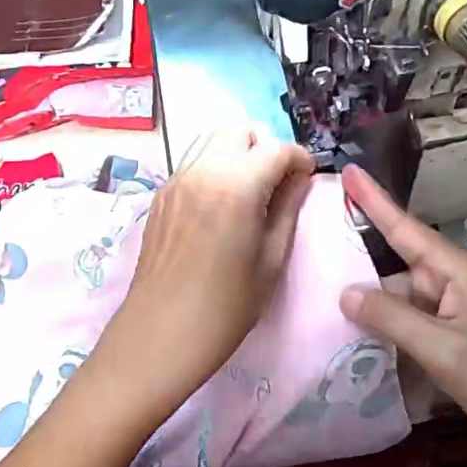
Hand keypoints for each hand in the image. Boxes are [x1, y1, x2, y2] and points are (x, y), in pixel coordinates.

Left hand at [97, 129, 313, 413]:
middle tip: (278, 183)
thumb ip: (287, 210)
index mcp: (235, 186)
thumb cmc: (225, 308)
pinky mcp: (160, 198)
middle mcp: (201, 171)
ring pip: (212, 142)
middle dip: (265, 147)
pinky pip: (194, 165)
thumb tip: (299, 180)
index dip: (299, 159)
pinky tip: (223, 209)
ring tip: (252, 195)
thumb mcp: (270, 262)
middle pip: (239, 131)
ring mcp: (175, 182)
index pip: (276, 148)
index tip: (308, 179)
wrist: (158, 336)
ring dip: (238, 155)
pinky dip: (215, 170)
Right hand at [338, 165, 466, 466]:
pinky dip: (396, 333)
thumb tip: (345, 292)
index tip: (348, 170)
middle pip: (401, 270)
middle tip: (320, 278)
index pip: (409, 230)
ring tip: (336, 324)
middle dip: (365, 278)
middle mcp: (461, 283)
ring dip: (379, 313)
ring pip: (407, 300)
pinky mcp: (463, 335)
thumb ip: (392, 318)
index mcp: (462, 273)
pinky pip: (419, 324)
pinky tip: (370, 346)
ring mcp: (463, 311)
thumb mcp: (443, 351)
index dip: (375, 201)